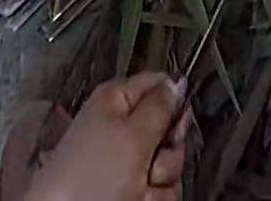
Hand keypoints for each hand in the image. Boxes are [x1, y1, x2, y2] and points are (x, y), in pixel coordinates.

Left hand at [22, 73, 190, 200]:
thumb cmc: (91, 178)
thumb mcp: (131, 136)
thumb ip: (160, 106)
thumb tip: (178, 81)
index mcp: (119, 100)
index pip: (161, 85)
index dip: (175, 104)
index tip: (173, 125)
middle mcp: (124, 128)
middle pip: (170, 132)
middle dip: (167, 154)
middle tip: (148, 164)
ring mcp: (127, 163)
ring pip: (168, 167)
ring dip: (159, 183)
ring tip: (134, 192)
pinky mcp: (130, 192)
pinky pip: (160, 193)